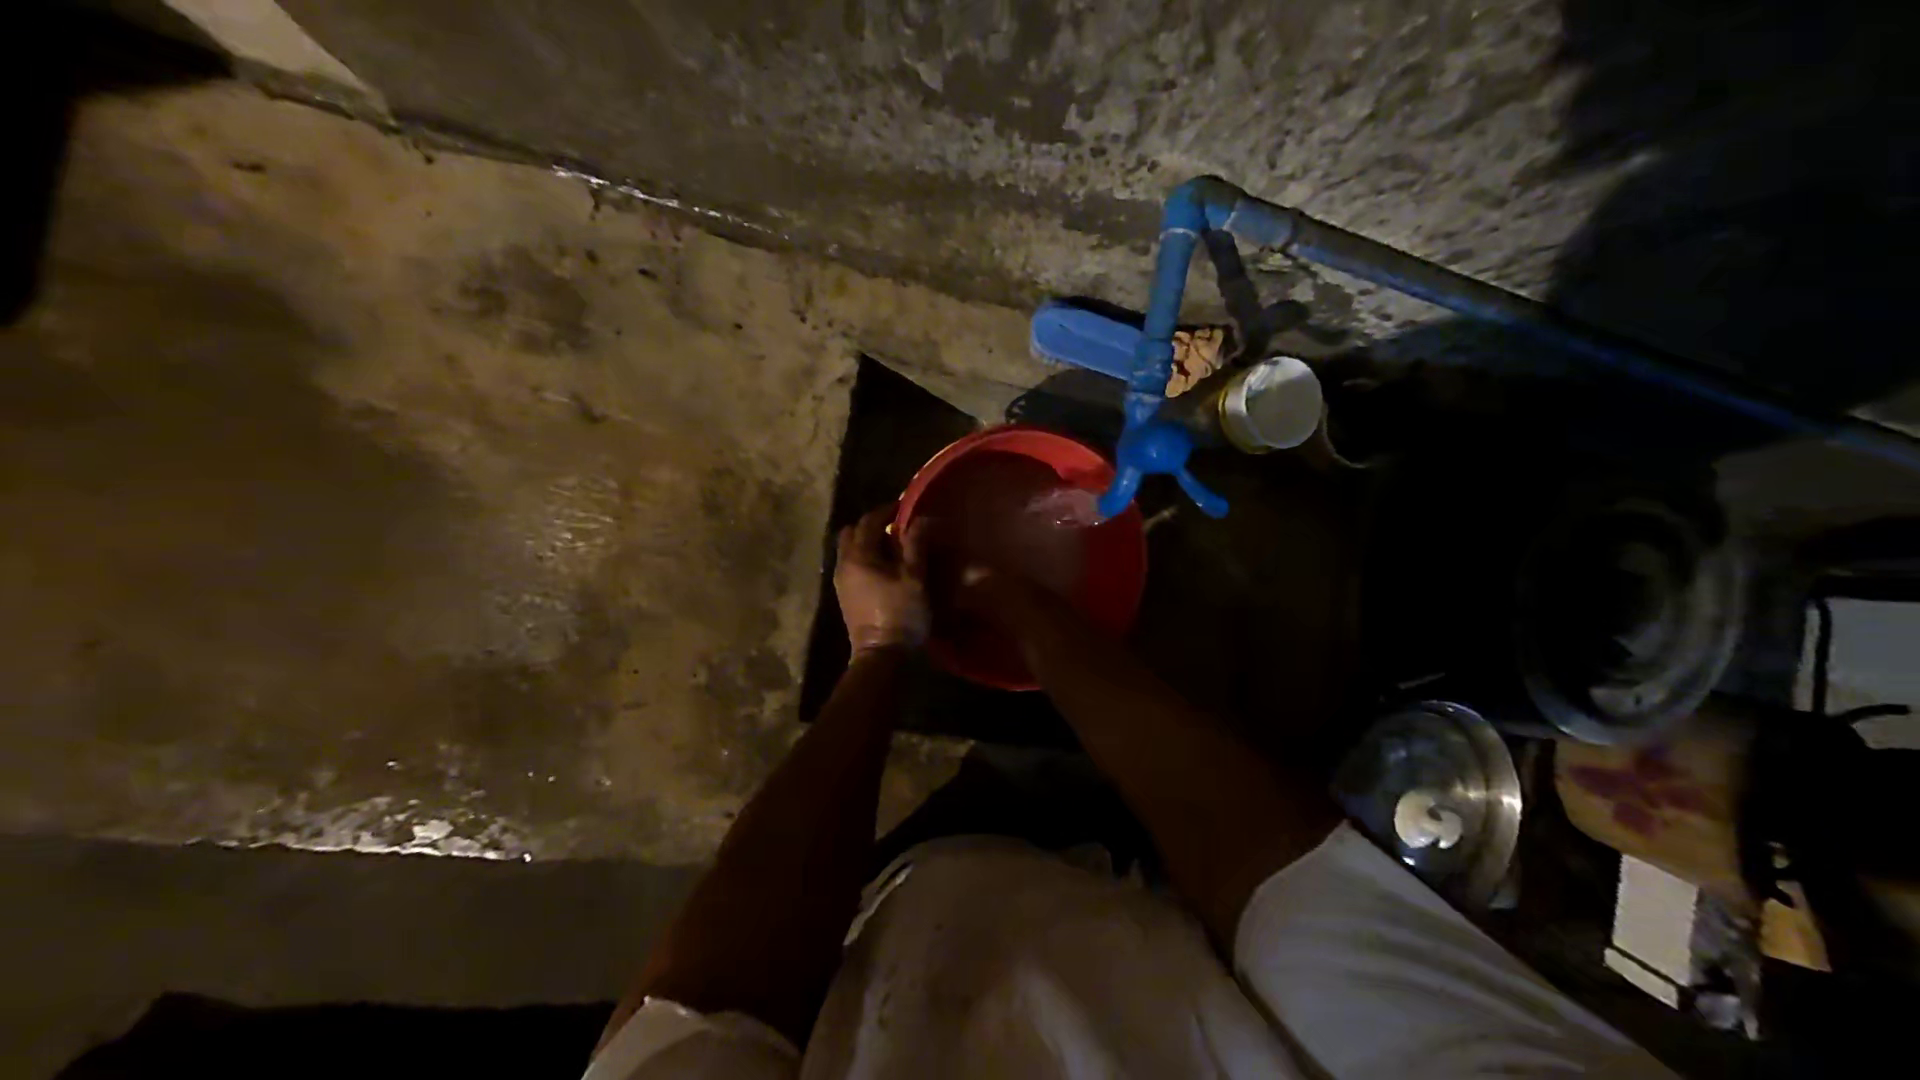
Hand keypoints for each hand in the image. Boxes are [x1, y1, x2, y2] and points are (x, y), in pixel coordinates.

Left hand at [835, 506, 929, 654]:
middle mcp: (843, 564)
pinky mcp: (844, 596)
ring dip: (867, 542)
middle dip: (871, 525)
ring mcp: (841, 581)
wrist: (881, 655)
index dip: (886, 510)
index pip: (869, 521)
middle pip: (852, 532)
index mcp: (859, 555)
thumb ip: (915, 544)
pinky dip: (865, 558)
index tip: (904, 507)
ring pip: (849, 549)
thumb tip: (919, 518)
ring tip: (892, 547)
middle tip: (895, 527)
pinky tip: (884, 568)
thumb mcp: (914, 577)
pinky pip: (851, 565)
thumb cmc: (900, 613)